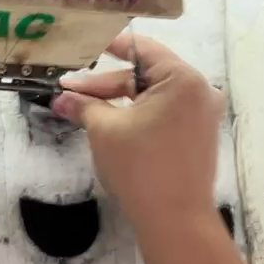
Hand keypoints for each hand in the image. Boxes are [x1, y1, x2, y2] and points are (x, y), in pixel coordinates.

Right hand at [52, 31, 225, 233]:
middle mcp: (199, 91)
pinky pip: (163, 115)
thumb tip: (61, 98)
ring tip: (84, 111)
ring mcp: (202, 115)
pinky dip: (137, 117)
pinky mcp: (197, 137)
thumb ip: (83, 107)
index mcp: (182, 79)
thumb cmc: (141, 168)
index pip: (141, 50)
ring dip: (118, 103)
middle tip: (69, 93)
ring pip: (152, 98)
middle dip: (105, 87)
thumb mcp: (105, 131)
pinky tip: (111, 125)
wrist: (175, 219)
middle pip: (144, 77)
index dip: (110, 46)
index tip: (86, 44)